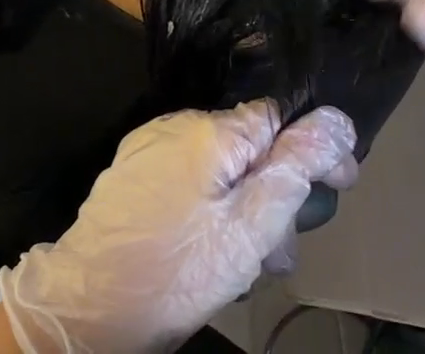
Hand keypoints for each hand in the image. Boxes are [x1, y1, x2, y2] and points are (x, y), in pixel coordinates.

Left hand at [0, 102, 356, 352]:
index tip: (337, 187)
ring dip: (244, 211)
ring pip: (219, 170)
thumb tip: (335, 121)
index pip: (278, 117)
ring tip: (250, 266)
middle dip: (276, 194)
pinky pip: (188, 181)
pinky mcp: (132, 176)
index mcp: (209, 131)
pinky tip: (211, 254)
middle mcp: (178, 127)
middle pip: (249, 148)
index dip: (311, 150)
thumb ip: (294, 170)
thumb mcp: (250, 229)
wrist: (87, 306)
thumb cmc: (176, 270)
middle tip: (283, 251)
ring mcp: (150, 150)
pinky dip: (209, 210)